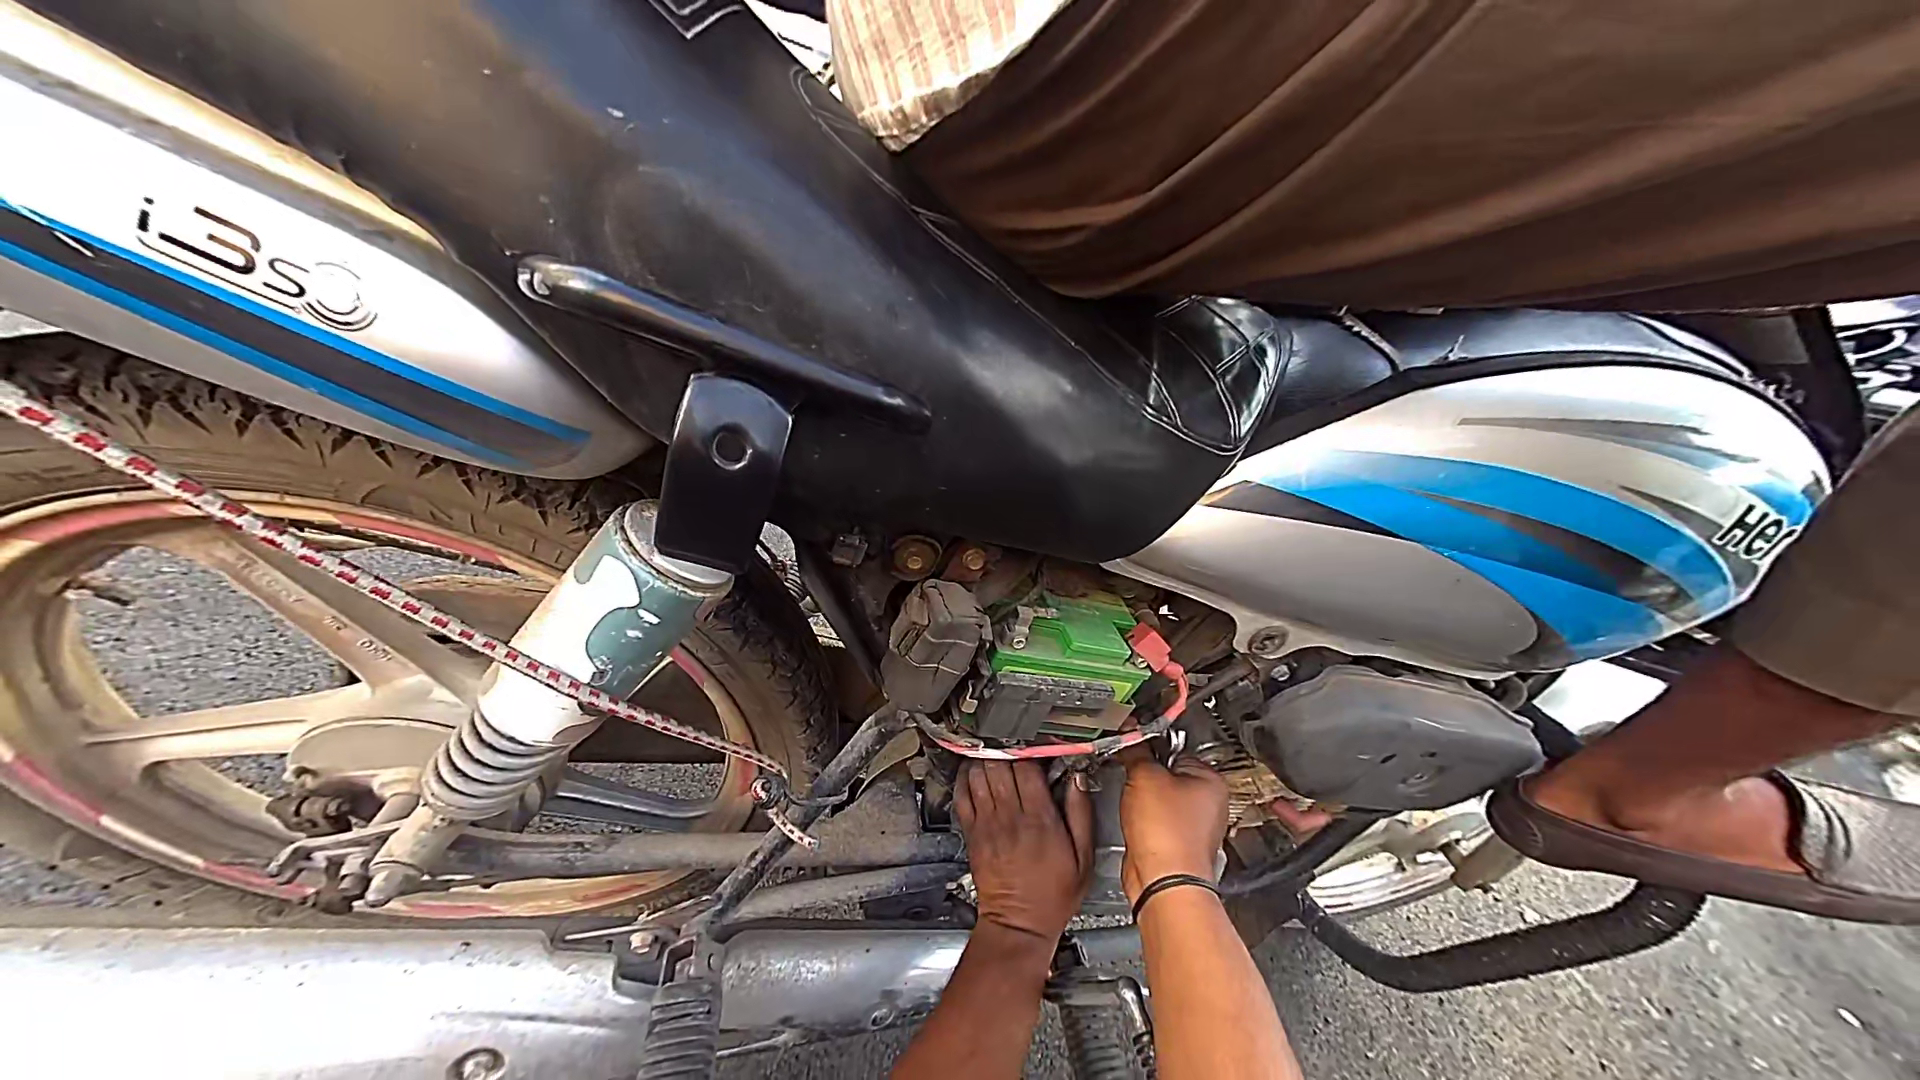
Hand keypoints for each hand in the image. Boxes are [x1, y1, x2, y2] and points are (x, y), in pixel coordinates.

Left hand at [954, 760, 1094, 943]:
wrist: (1018, 924)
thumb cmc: (1051, 895)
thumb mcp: (1083, 858)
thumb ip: (1081, 814)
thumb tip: (1078, 780)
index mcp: (1040, 820)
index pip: (1027, 768)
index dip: (1029, 751)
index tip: (1035, 746)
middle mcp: (1011, 817)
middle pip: (999, 765)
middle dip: (1004, 749)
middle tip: (1011, 743)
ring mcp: (988, 824)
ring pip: (978, 775)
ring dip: (984, 759)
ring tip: (992, 752)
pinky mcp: (972, 833)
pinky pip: (962, 795)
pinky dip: (964, 778)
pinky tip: (972, 770)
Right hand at [1117, 747, 1229, 902]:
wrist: (1162, 881)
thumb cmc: (1167, 834)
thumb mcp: (1144, 776)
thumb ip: (1136, 750)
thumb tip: (1130, 735)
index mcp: (1211, 780)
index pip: (1175, 747)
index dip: (1151, 746)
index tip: (1135, 747)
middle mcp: (1209, 803)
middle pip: (1167, 772)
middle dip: (1145, 774)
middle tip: (1134, 778)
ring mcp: (1194, 824)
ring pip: (1159, 796)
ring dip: (1142, 798)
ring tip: (1136, 806)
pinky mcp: (1176, 842)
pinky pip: (1155, 818)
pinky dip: (1143, 818)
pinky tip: (1137, 822)